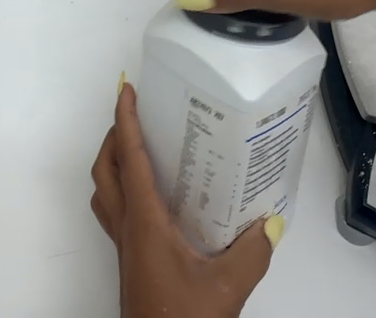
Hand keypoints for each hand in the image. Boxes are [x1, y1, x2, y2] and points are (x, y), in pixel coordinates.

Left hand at [91, 80, 276, 317]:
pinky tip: (157, 198)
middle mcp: (128, 227)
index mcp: (144, 221)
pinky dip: (126, 192)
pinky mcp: (131, 260)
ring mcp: (125, 245)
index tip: (126, 89)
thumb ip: (252, 253)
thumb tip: (271, 223)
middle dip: (115, 136)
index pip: (128, 159)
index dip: (125, 120)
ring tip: (142, 149)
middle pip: (105, 170)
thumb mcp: (227, 288)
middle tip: (138, 116)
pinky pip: (117, 212)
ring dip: (115, 164)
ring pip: (105, 192)